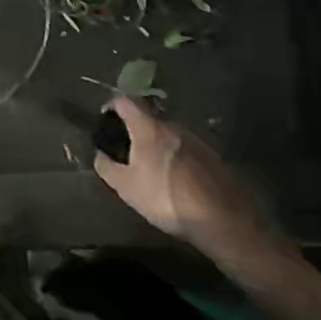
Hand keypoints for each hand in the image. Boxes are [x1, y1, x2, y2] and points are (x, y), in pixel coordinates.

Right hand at [94, 97, 291, 262]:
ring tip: (153, 170)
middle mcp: (173, 126)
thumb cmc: (166, 198)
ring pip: (169, 135)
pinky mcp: (212, 154)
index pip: (126, 101)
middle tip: (128, 152)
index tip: (105, 119)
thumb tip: (99, 155)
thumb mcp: (126, 187)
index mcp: (149, 128)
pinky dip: (176, 157)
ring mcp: (196, 138)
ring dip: (158, 146)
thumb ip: (107, 167)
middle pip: (149, 119)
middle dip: (136, 131)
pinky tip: (177, 180)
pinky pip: (186, 149)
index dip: (112, 105)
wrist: (221, 218)